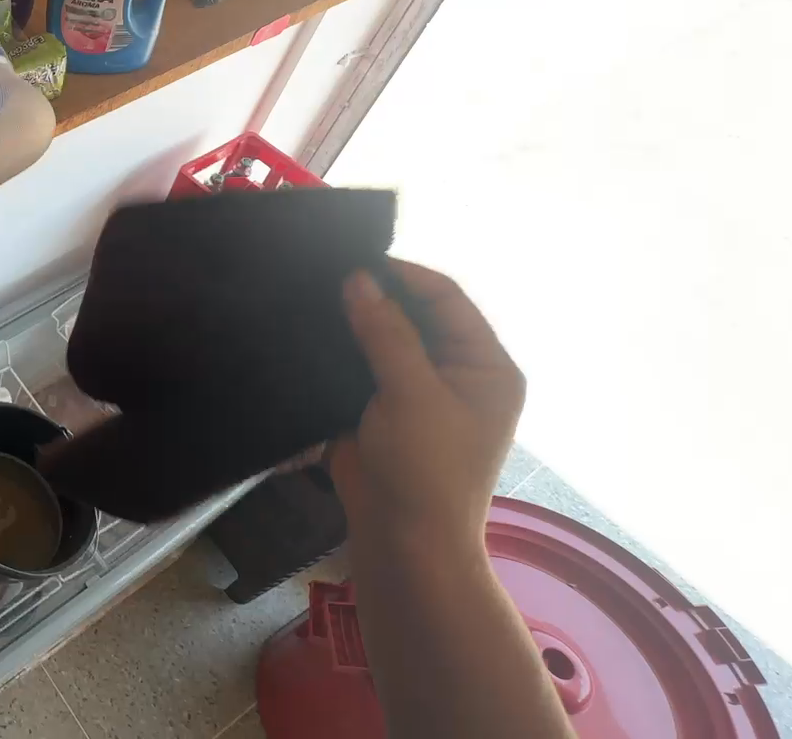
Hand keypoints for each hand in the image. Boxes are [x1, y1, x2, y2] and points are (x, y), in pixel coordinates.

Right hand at [332, 261, 524, 555]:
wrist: (402, 534)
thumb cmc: (426, 466)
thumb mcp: (411, 394)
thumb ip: (386, 333)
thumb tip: (357, 278)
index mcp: (484, 365)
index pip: (446, 299)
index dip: (403, 274)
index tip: (352, 257)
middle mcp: (453, 369)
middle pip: (413, 313)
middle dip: (374, 293)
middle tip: (323, 271)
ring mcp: (414, 386)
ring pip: (381, 334)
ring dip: (352, 316)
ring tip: (309, 292)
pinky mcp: (378, 401)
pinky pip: (358, 359)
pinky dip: (337, 342)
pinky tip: (307, 327)